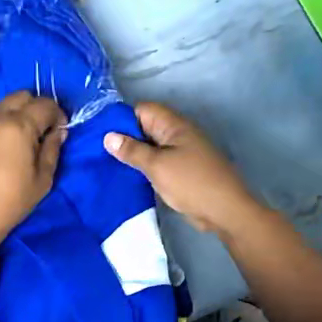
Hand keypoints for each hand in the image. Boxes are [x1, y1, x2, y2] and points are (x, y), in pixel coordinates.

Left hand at [0, 91, 66, 252]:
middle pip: (22, 96)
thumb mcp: (42, 180)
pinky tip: (1, 148)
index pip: (45, 104)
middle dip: (37, 108)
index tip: (60, 132)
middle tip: (42, 132)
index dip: (58, 115)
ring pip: (3, 104)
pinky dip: (0, 123)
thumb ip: (52, 150)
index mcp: (18, 126)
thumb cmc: (10, 202)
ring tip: (21, 141)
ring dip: (17, 114)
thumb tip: (57, 132)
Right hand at [103, 102, 264, 235]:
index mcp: (174, 125)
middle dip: (123, 137)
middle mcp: (176, 135)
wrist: (224, 211)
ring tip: (105, 165)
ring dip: (132, 155)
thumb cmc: (191, 183)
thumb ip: (132, 150)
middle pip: (144, 127)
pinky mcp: (179, 170)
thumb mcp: (157, 166)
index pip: (142, 110)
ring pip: (149, 147)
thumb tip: (108, 136)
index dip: (122, 119)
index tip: (100, 134)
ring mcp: (179, 153)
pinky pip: (156, 162)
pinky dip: (142, 167)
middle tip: (96, 152)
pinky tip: (125, 177)